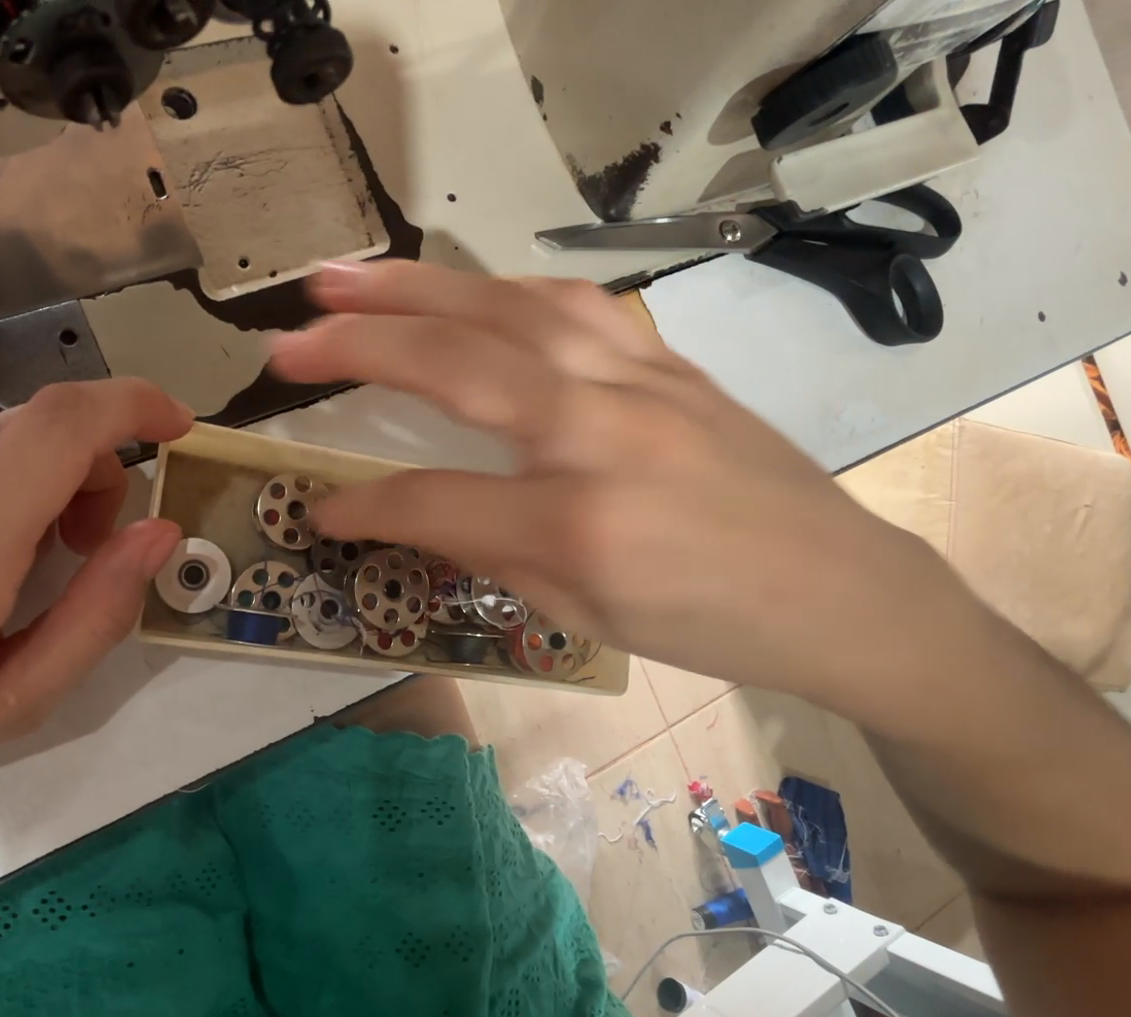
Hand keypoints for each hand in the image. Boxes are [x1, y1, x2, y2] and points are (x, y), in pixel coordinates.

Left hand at [0, 378, 193, 814]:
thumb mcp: (11, 704)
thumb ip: (96, 614)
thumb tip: (159, 531)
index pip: (56, 432)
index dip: (130, 406)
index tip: (173, 423)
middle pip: (33, 428)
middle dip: (87, 468)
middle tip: (81, 543)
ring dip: (28, 481)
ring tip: (3, 560)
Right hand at [270, 262, 985, 714]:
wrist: (839, 590)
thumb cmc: (707, 624)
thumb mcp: (585, 615)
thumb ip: (489, 550)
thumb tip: (408, 511)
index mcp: (581, 521)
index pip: (438, 499)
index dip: (364, 505)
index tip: (316, 508)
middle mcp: (605, 430)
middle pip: (461, 365)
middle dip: (361, 345)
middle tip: (290, 335)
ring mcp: (641, 379)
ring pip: (509, 307)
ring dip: (416, 288)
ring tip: (346, 279)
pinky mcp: (665, 357)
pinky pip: (566, 304)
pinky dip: (495, 290)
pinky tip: (458, 293)